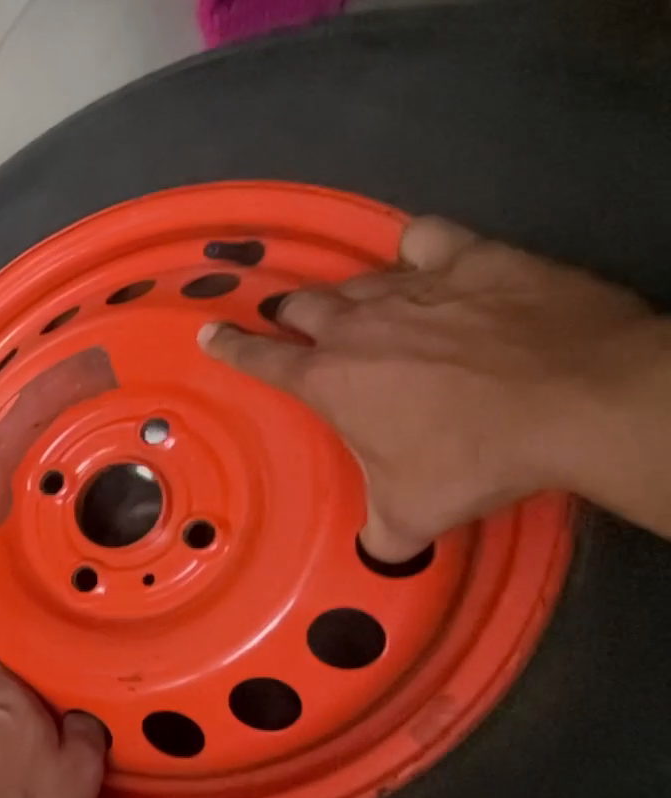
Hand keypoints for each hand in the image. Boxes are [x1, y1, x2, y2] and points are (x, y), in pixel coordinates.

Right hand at [198, 216, 661, 561]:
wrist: (587, 402)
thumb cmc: (480, 456)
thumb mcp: (418, 511)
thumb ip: (382, 532)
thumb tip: (376, 558)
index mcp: (327, 380)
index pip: (258, 357)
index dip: (228, 346)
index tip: (210, 334)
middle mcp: (356, 328)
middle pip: (300, 305)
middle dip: (290, 312)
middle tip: (293, 320)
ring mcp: (414, 289)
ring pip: (356, 277)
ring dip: (349, 290)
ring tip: (356, 299)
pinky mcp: (473, 262)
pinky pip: (427, 239)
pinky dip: (420, 248)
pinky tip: (425, 258)